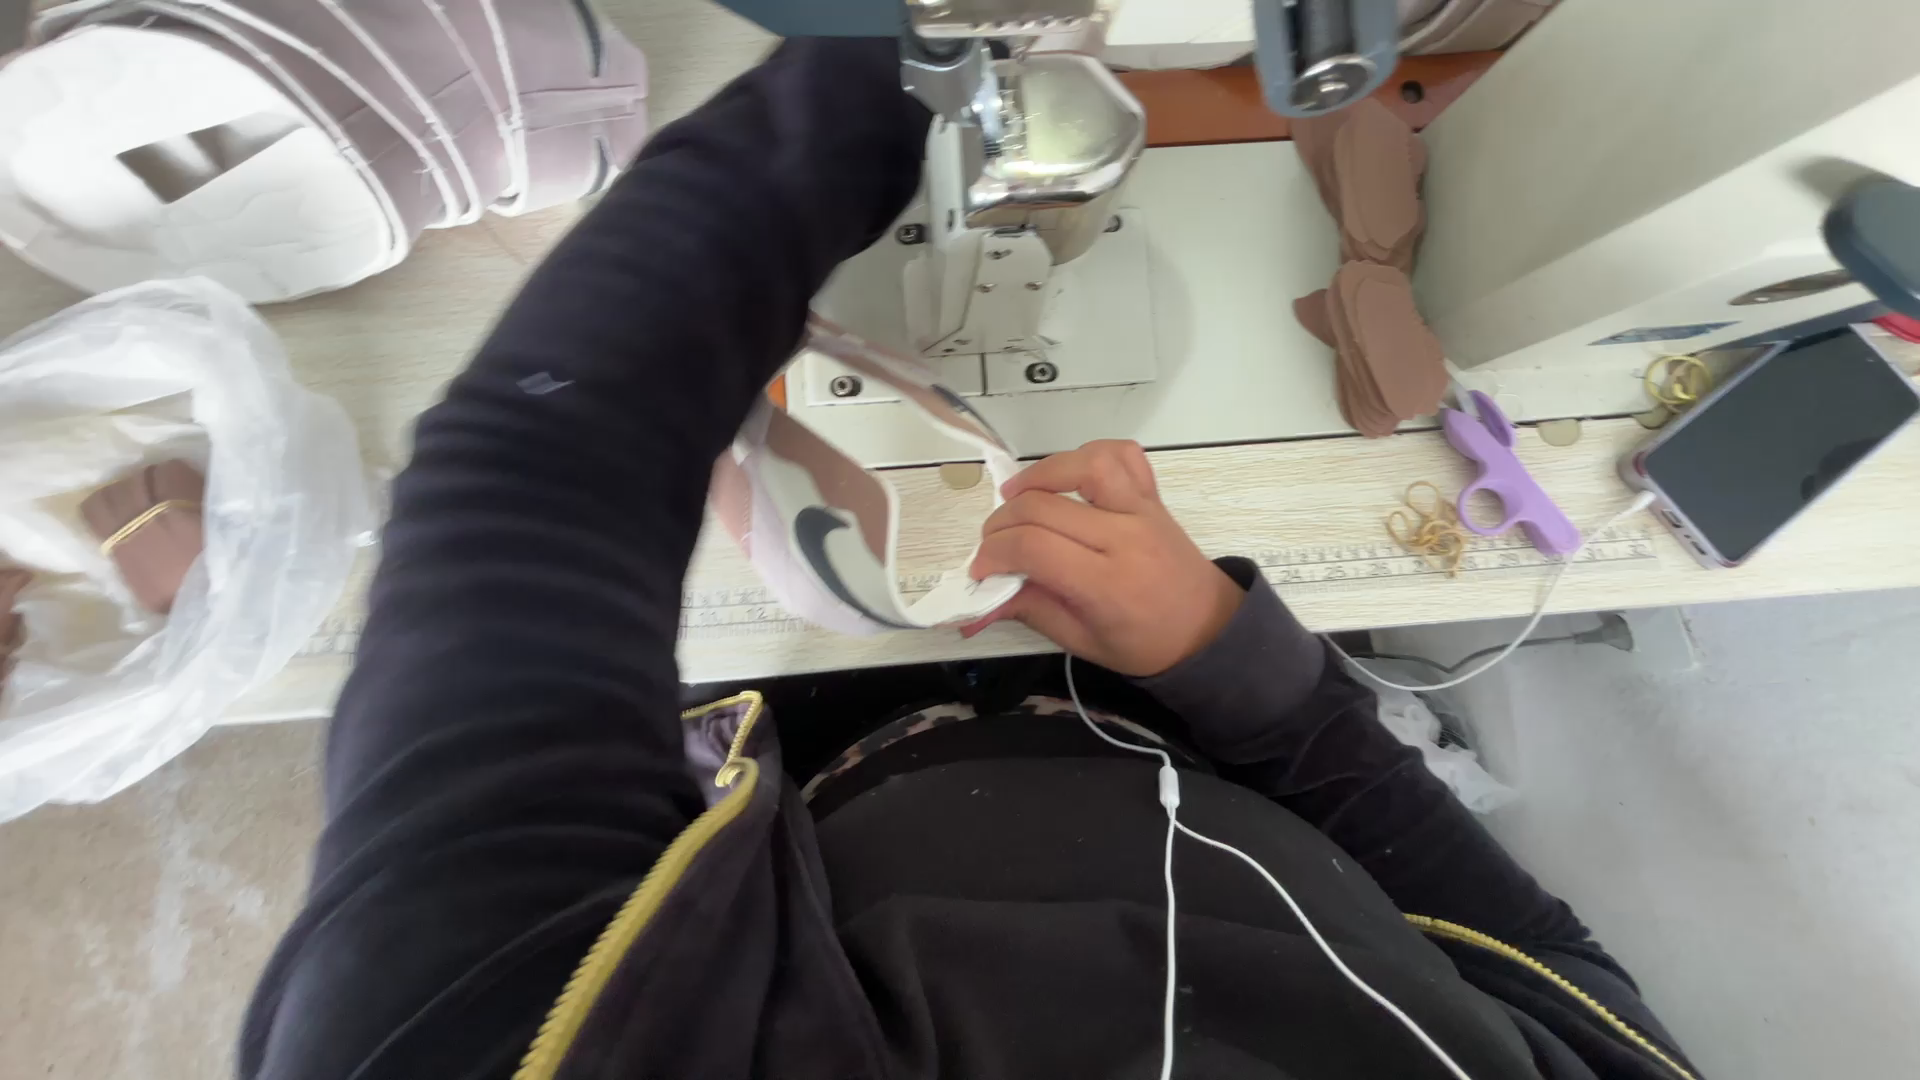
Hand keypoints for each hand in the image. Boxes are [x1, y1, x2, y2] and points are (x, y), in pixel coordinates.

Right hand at [961, 440, 1244, 676]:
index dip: (993, 553)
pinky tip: (1067, 477)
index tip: (980, 570)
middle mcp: (1124, 537)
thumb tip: (978, 602)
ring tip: (1018, 496)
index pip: (1032, 547)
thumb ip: (1030, 611)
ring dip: (1040, 474)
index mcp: (1106, 584)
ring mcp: (1142, 510)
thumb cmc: (1143, 644)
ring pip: (1085, 464)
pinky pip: (1122, 455)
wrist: (1207, 630)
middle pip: (1043, 506)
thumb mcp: (1081, 642)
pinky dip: (1089, 454)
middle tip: (992, 546)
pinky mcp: (1152, 497)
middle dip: (1001, 523)